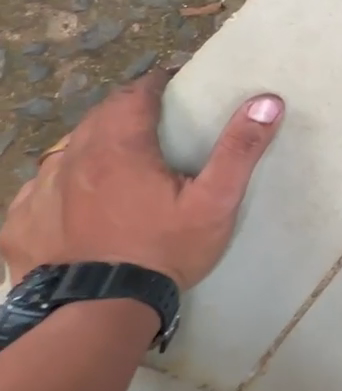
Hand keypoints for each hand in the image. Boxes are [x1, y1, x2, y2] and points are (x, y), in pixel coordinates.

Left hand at [0, 73, 283, 289]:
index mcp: (118, 150)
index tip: (173, 81)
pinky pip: (38, 188)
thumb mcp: (217, 199)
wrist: (97, 310)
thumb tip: (267, 99)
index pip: (131, 98)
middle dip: (124, 110)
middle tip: (154, 116)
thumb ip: (240, 148)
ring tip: (118, 154)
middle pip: (95, 120)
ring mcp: (38, 195)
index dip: (153, 84)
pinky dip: (62, 180)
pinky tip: (77, 196)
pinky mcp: (19, 224)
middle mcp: (71, 163)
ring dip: (91, 143)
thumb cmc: (165, 248)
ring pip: (63, 151)